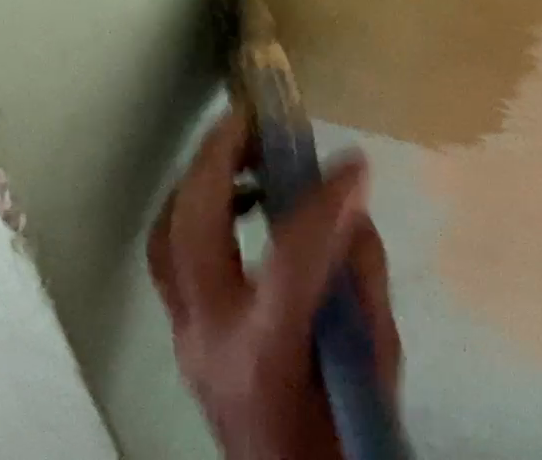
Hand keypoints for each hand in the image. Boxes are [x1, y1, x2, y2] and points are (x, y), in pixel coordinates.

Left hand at [148, 112, 401, 459]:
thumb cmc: (341, 432)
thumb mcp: (376, 358)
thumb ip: (362, 276)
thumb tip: (348, 203)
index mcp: (267, 357)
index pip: (288, 259)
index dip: (322, 200)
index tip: (353, 160)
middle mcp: (210, 341)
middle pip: (193, 230)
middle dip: (220, 158)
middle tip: (253, 113)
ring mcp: (184, 336)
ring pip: (165, 237)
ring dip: (199, 178)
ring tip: (241, 142)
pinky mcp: (179, 332)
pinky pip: (170, 255)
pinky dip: (195, 208)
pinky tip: (237, 195)